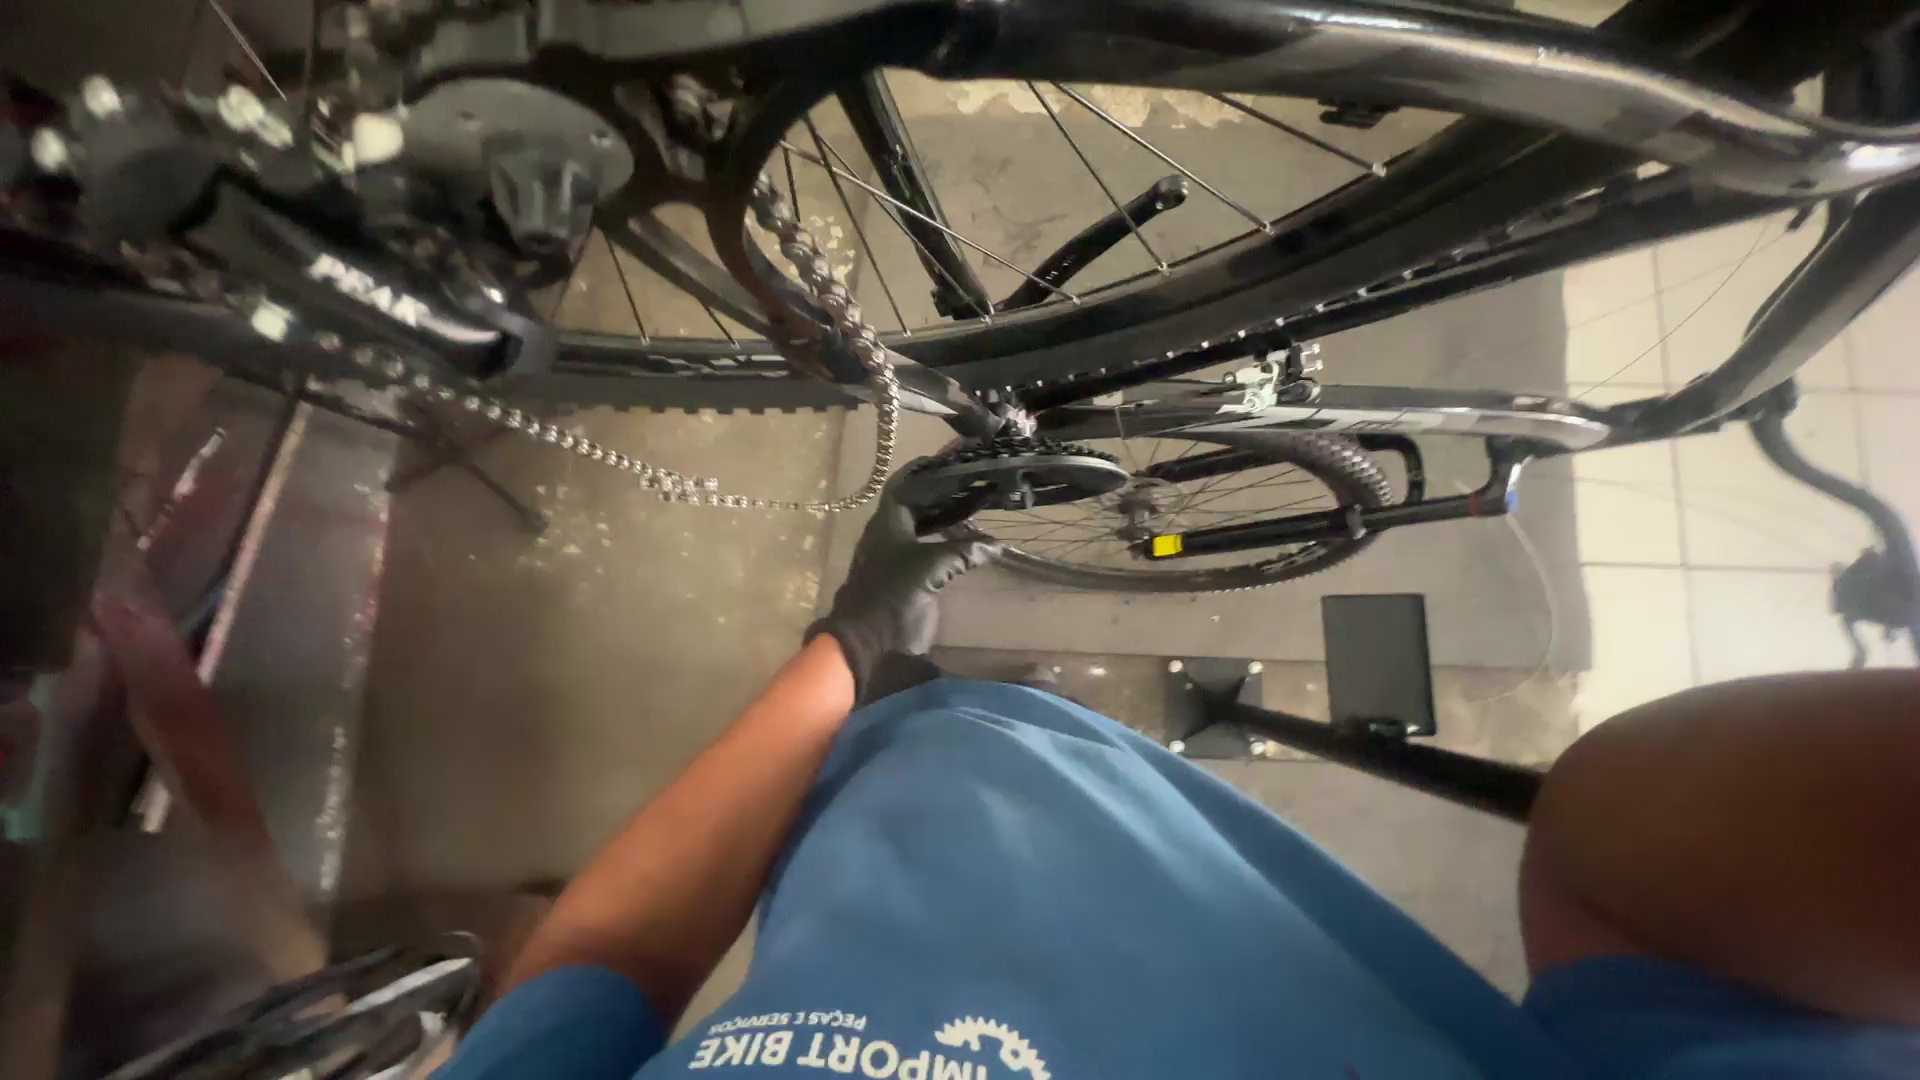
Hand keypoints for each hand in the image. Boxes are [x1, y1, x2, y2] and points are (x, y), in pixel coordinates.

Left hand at [809, 468, 1002, 703]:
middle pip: (915, 503)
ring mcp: (895, 558)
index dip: (925, 468)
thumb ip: (963, 552)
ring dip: (945, 515)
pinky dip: (947, 541)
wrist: (868, 645)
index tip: (950, 456)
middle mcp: (888, 535)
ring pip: (922, 526)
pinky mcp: (905, 579)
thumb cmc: (892, 597)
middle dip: (941, 490)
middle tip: (971, 480)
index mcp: (886, 523)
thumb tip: (996, 544)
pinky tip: (967, 542)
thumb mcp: (930, 568)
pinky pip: (928, 549)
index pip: (904, 483)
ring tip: (974, 504)